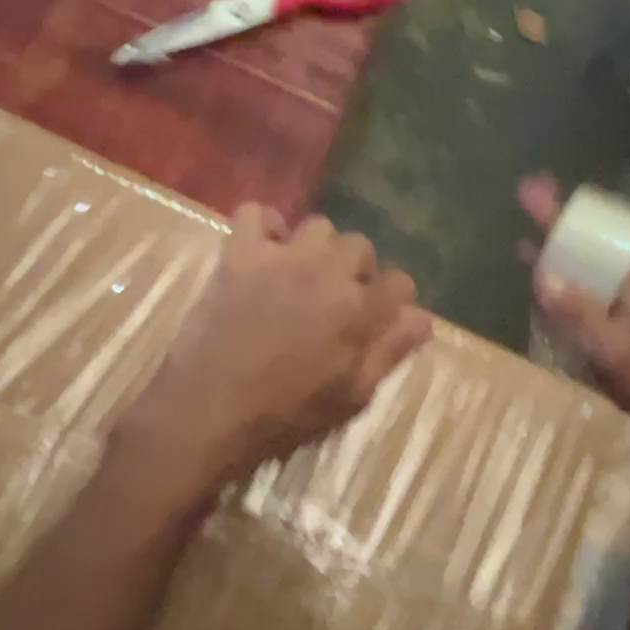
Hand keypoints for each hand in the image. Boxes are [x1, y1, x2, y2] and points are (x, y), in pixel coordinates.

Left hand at [111, 205, 433, 507]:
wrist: (207, 412)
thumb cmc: (283, 416)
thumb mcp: (349, 398)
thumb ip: (389, 353)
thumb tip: (423, 319)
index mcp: (360, 312)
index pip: (400, 283)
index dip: (392, 300)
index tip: (376, 316)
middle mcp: (328, 273)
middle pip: (361, 247)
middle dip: (355, 270)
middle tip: (333, 299)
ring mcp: (282, 257)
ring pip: (318, 227)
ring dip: (316, 248)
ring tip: (299, 275)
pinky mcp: (240, 253)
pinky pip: (256, 213)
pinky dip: (264, 226)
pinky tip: (263, 252)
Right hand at [520, 176, 629, 455]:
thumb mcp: (616, 352)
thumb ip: (580, 311)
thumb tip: (543, 272)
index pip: (600, 244)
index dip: (564, 218)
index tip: (538, 190)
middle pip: (592, 252)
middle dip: (558, 227)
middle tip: (528, 194)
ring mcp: (629, 310)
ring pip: (586, 274)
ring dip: (557, 255)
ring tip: (524, 235)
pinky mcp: (618, 330)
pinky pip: (584, 299)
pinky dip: (560, 286)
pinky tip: (537, 275)